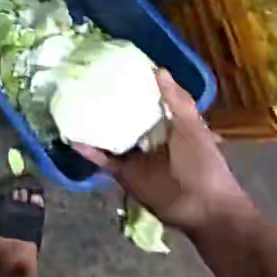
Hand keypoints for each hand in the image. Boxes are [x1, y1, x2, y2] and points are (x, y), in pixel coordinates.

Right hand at [76, 69, 249, 234]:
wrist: (205, 209)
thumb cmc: (204, 163)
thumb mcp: (193, 127)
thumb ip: (176, 100)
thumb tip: (157, 69)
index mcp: (169, 125)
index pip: (149, 100)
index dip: (135, 85)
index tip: (116, 67)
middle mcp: (149, 138)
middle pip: (125, 117)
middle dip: (108, 103)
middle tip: (85, 82)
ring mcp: (135, 157)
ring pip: (109, 136)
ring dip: (93, 125)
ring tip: (71, 105)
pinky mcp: (125, 173)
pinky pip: (103, 159)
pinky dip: (88, 150)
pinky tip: (72, 137)